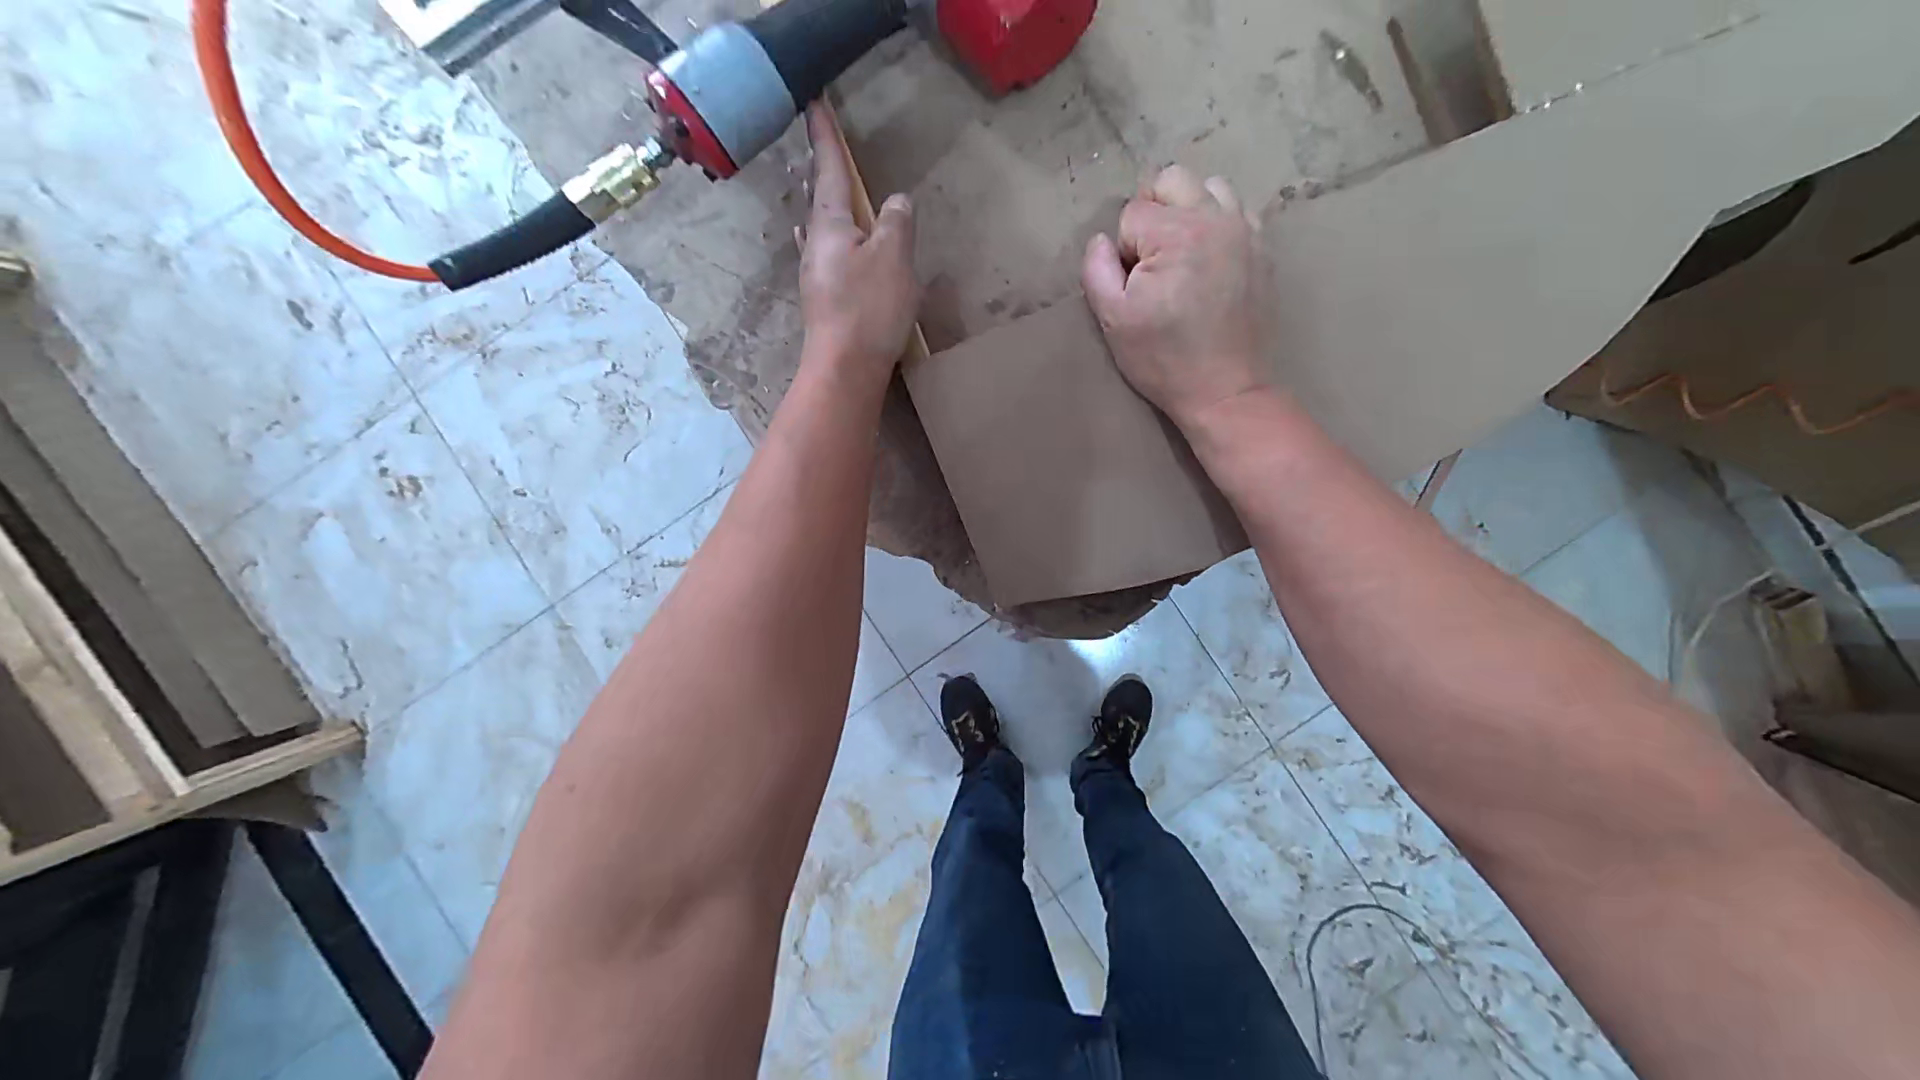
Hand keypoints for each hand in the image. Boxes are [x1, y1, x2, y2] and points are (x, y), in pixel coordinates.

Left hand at [797, 103, 920, 377]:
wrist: (846, 369)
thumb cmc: (869, 309)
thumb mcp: (894, 258)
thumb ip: (897, 223)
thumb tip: (896, 202)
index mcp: (831, 226)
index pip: (829, 171)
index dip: (825, 137)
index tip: (814, 103)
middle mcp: (816, 246)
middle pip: (819, 200)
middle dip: (820, 170)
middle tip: (818, 144)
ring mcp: (816, 275)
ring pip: (820, 229)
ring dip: (822, 205)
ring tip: (820, 187)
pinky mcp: (824, 302)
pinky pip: (825, 257)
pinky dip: (827, 240)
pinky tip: (820, 244)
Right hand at [1082, 166, 1275, 430]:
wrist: (1223, 389)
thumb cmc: (1162, 359)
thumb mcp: (1113, 320)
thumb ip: (1097, 270)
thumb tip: (1101, 240)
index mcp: (1175, 233)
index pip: (1131, 214)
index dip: (1123, 251)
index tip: (1135, 287)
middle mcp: (1215, 218)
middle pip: (1171, 181)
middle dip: (1152, 212)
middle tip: (1149, 258)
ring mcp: (1245, 230)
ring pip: (1208, 187)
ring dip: (1186, 210)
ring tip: (1179, 254)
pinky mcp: (1262, 248)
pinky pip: (1236, 211)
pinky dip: (1216, 223)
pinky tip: (1207, 259)